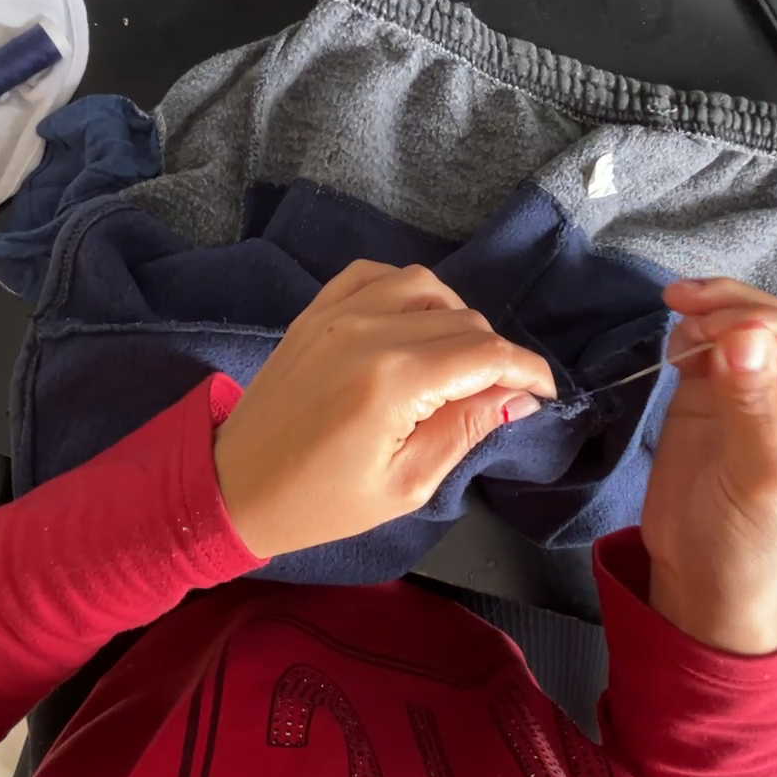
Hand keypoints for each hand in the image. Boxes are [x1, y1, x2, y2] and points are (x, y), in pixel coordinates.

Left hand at [214, 261, 557, 559]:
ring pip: (426, 286)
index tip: (542, 394)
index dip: (527, 371)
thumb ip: (465, 430)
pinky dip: (406, 290)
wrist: (234, 485)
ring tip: (456, 359)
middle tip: (495, 394)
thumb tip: (516, 396)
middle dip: (494, 355)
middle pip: (463, 319)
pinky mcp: (315, 309)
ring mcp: (337, 311)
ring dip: (455, 317)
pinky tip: (410, 322)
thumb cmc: (320, 502)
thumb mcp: (406, 485)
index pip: (486, 354)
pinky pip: (375, 274)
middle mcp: (368, 328)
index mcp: (394, 379)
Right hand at [642, 279, 776, 654]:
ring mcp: (754, 393)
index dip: (768, 327)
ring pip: (737, 329)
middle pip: (774, 327)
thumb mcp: (759, 481)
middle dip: (733, 307)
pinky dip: (687, 335)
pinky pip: (703, 350)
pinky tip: (674, 339)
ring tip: (675, 307)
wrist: (699, 581)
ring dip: (707, 313)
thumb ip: (752, 407)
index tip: (719, 327)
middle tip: (683, 299)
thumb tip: (743, 335)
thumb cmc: (749, 546)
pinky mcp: (709, 398)